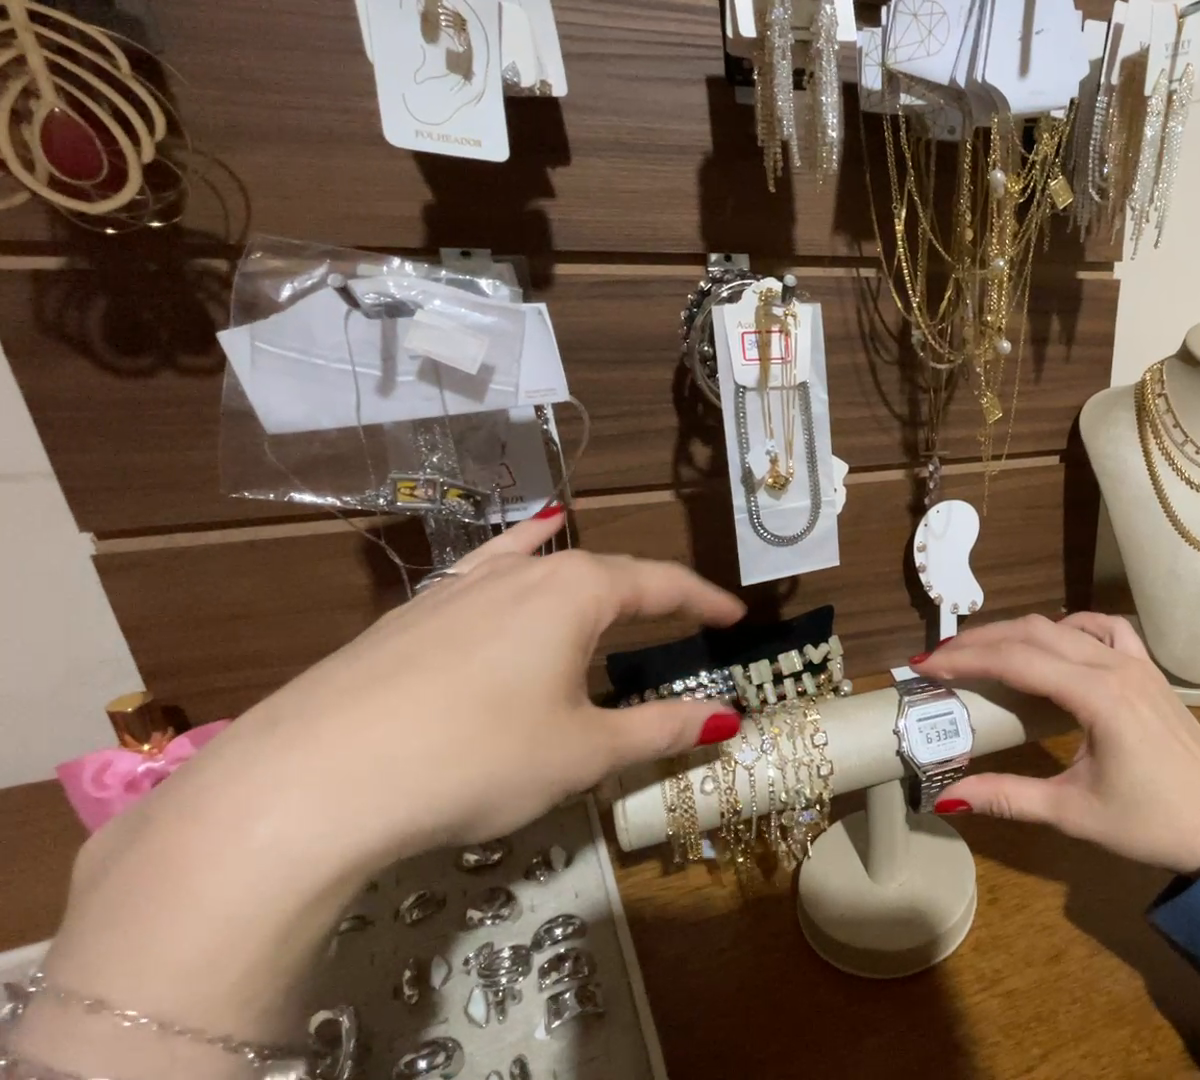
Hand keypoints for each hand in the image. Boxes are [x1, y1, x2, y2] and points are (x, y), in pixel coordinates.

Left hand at [24, 513, 748, 1078]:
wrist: (308, 785)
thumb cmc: (476, 760)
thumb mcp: (584, 753)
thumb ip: (661, 731)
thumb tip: (728, 722)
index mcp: (576, 594)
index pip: (662, 585)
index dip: (705, 601)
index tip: (737, 617)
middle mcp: (522, 574)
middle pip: (606, 572)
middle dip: (653, 594)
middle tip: (687, 618)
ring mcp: (456, 589)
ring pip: (543, 565)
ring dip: (591, 577)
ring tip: (616, 578)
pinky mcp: (409, 616)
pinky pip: (484, 572)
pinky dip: (516, 559)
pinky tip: (514, 551)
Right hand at [913, 613, 1199, 875]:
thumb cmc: (1151, 823)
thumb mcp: (1073, 812)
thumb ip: (1009, 797)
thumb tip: (948, 797)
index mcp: (1098, 697)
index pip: (1018, 661)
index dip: (967, 659)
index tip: (927, 666)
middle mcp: (1116, 666)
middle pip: (1035, 634)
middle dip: (982, 641)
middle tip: (940, 659)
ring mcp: (1137, 663)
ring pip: (1065, 628)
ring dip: (1019, 633)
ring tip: (984, 653)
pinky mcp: (1149, 670)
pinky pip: (1106, 630)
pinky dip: (1071, 628)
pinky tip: (1055, 643)